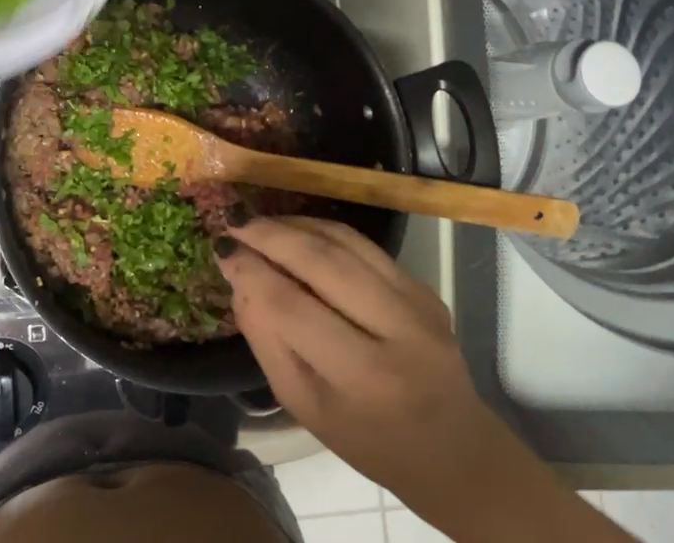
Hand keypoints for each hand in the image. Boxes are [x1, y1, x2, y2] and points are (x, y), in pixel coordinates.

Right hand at [217, 216, 625, 540]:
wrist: (453, 449)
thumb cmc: (368, 439)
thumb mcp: (303, 405)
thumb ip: (267, 342)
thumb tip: (238, 280)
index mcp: (363, 376)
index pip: (291, 307)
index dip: (249, 272)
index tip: (219, 251)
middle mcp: (398, 331)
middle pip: (322, 261)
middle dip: (269, 235)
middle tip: (232, 224)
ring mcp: (417, 302)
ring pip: (345, 241)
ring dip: (294, 224)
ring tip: (257, 224)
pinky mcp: (423, 286)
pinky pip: (365, 245)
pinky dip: (323, 231)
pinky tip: (295, 232)